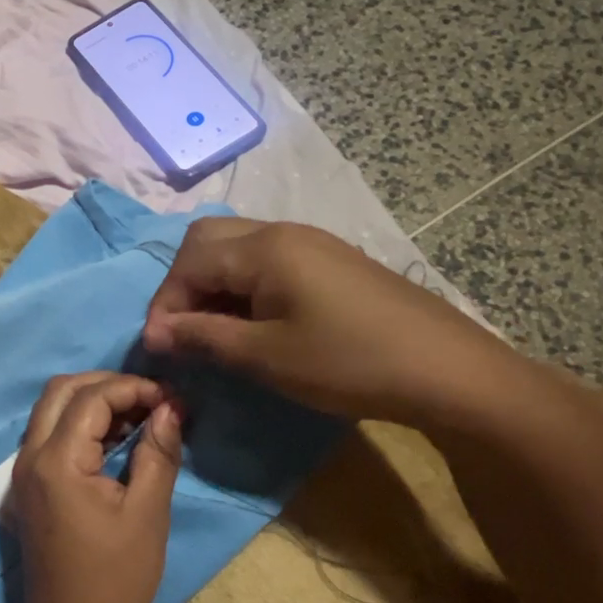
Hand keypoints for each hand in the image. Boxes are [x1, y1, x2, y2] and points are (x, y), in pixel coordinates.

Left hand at [11, 372, 182, 602]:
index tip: (171, 399)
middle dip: (107, 385)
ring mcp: (22, 471)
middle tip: (151, 401)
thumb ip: (157, 454)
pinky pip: (48, 434)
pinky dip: (79, 424)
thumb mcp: (147, 513)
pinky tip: (115, 440)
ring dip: (91, 402)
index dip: (133, 388)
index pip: (90, 398)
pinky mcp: (27, 485)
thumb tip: (170, 408)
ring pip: (50, 410)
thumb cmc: (115, 578)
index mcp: (56, 462)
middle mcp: (29, 457)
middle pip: (61, 391)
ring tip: (139, 417)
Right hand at [143, 218, 533, 428]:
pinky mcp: (331, 263)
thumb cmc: (348, 363)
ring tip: (212, 333)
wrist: (447, 370)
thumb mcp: (266, 357)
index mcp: (265, 248)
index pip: (189, 261)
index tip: (160, 349)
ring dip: (212, 286)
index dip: (165, 303)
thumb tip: (155, 333)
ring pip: (237, 249)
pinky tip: (252, 324)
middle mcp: (284, 232)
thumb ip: (204, 338)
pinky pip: (266, 261)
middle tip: (182, 331)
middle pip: (208, 240)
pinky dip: (242, 287)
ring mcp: (312, 244)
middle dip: (183, 284)